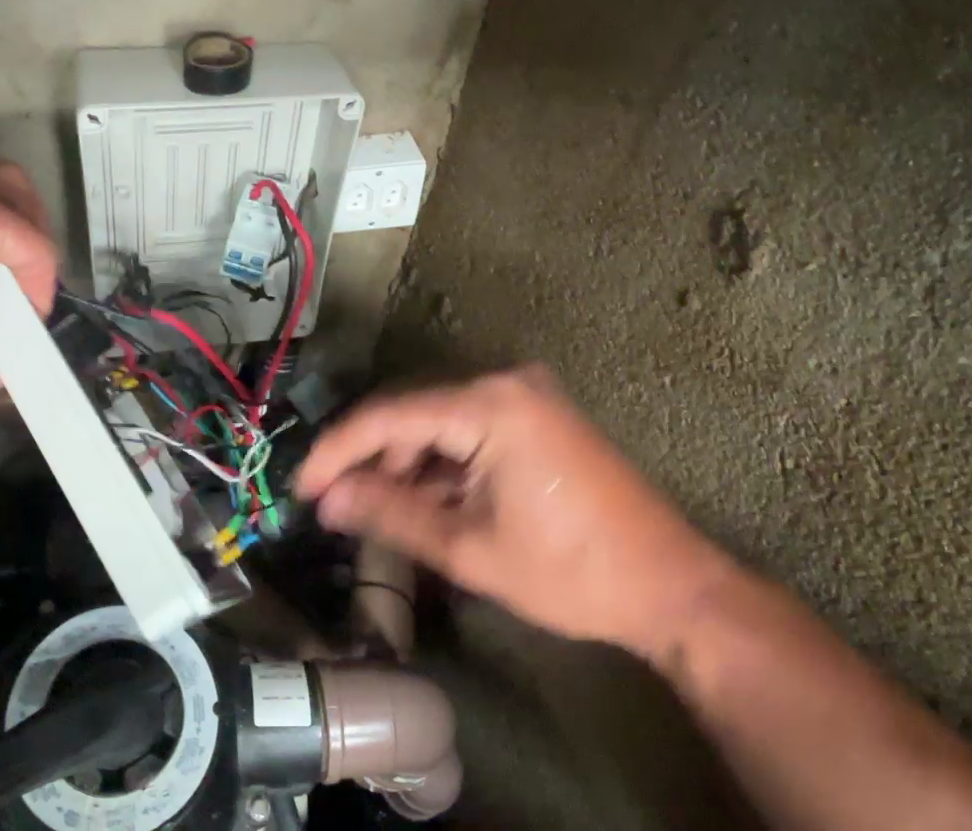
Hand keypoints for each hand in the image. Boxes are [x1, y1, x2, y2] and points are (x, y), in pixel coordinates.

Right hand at [294, 368, 737, 656]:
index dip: (336, 452)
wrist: (671, 587)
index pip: (388, 418)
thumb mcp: (469, 549)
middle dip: (369, 461)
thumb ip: (390, 515)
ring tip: (376, 514)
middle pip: (411, 415)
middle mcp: (506, 383)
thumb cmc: (571, 574)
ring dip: (404, 466)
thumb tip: (327, 500)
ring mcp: (526, 397)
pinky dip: (439, 466)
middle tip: (332, 505)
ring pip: (437, 424)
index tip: (299, 487)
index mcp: (490, 406)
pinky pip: (468, 431)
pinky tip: (423, 504)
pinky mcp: (537, 417)